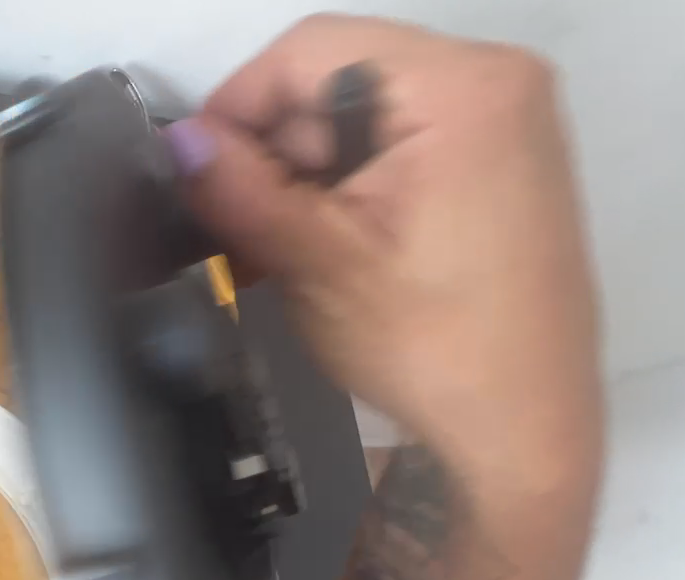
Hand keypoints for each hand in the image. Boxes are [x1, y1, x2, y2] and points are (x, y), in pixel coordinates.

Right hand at [166, 15, 601, 489]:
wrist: (510, 421)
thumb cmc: (426, 340)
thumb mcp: (316, 259)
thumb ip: (241, 192)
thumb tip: (175, 142)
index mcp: (460, 87)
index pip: (308, 52)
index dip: (233, 107)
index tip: (191, 178)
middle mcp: (482, 87)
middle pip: (324, 89)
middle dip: (262, 159)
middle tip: (228, 236)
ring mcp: (480, 132)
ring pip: (339, 133)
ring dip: (284, 190)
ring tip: (260, 258)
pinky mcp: (467, 175)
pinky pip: (369, 164)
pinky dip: (319, 204)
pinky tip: (292, 256)